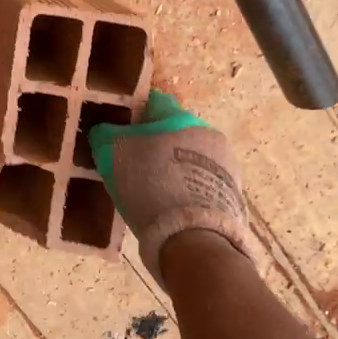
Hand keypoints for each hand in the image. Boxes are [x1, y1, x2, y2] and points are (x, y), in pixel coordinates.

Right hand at [88, 90, 258, 287]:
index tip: (118, 128)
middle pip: (173, 131)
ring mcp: (226, 166)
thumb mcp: (111, 152)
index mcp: (180, 119)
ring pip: (188, 156)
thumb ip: (105, 133)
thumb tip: (105, 130)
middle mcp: (209, 135)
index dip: (132, 114)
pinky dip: (184, 186)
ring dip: (171, 164)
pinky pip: (199, 181)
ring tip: (149, 184)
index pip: (152, 103)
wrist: (192, 235)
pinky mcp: (232, 193)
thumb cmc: (148, 183)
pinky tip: (168, 202)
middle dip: (154, 141)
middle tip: (130, 158)